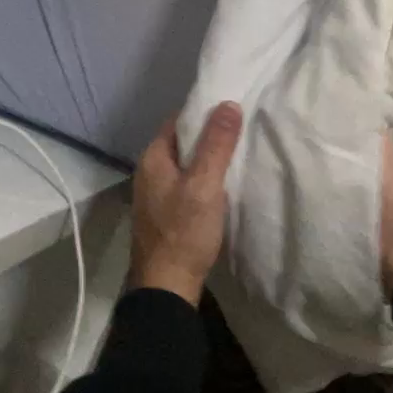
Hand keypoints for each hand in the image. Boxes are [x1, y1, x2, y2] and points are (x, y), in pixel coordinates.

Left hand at [129, 102, 243, 304]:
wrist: (167, 289)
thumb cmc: (184, 232)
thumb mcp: (205, 184)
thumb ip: (217, 144)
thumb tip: (229, 103)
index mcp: (153, 158)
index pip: (180, 120)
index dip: (205, 111)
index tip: (234, 107)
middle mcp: (150, 172)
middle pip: (183, 141)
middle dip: (210, 134)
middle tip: (243, 128)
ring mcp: (156, 194)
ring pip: (187, 164)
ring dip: (209, 158)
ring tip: (239, 151)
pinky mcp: (166, 213)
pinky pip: (188, 183)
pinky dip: (205, 179)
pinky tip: (225, 183)